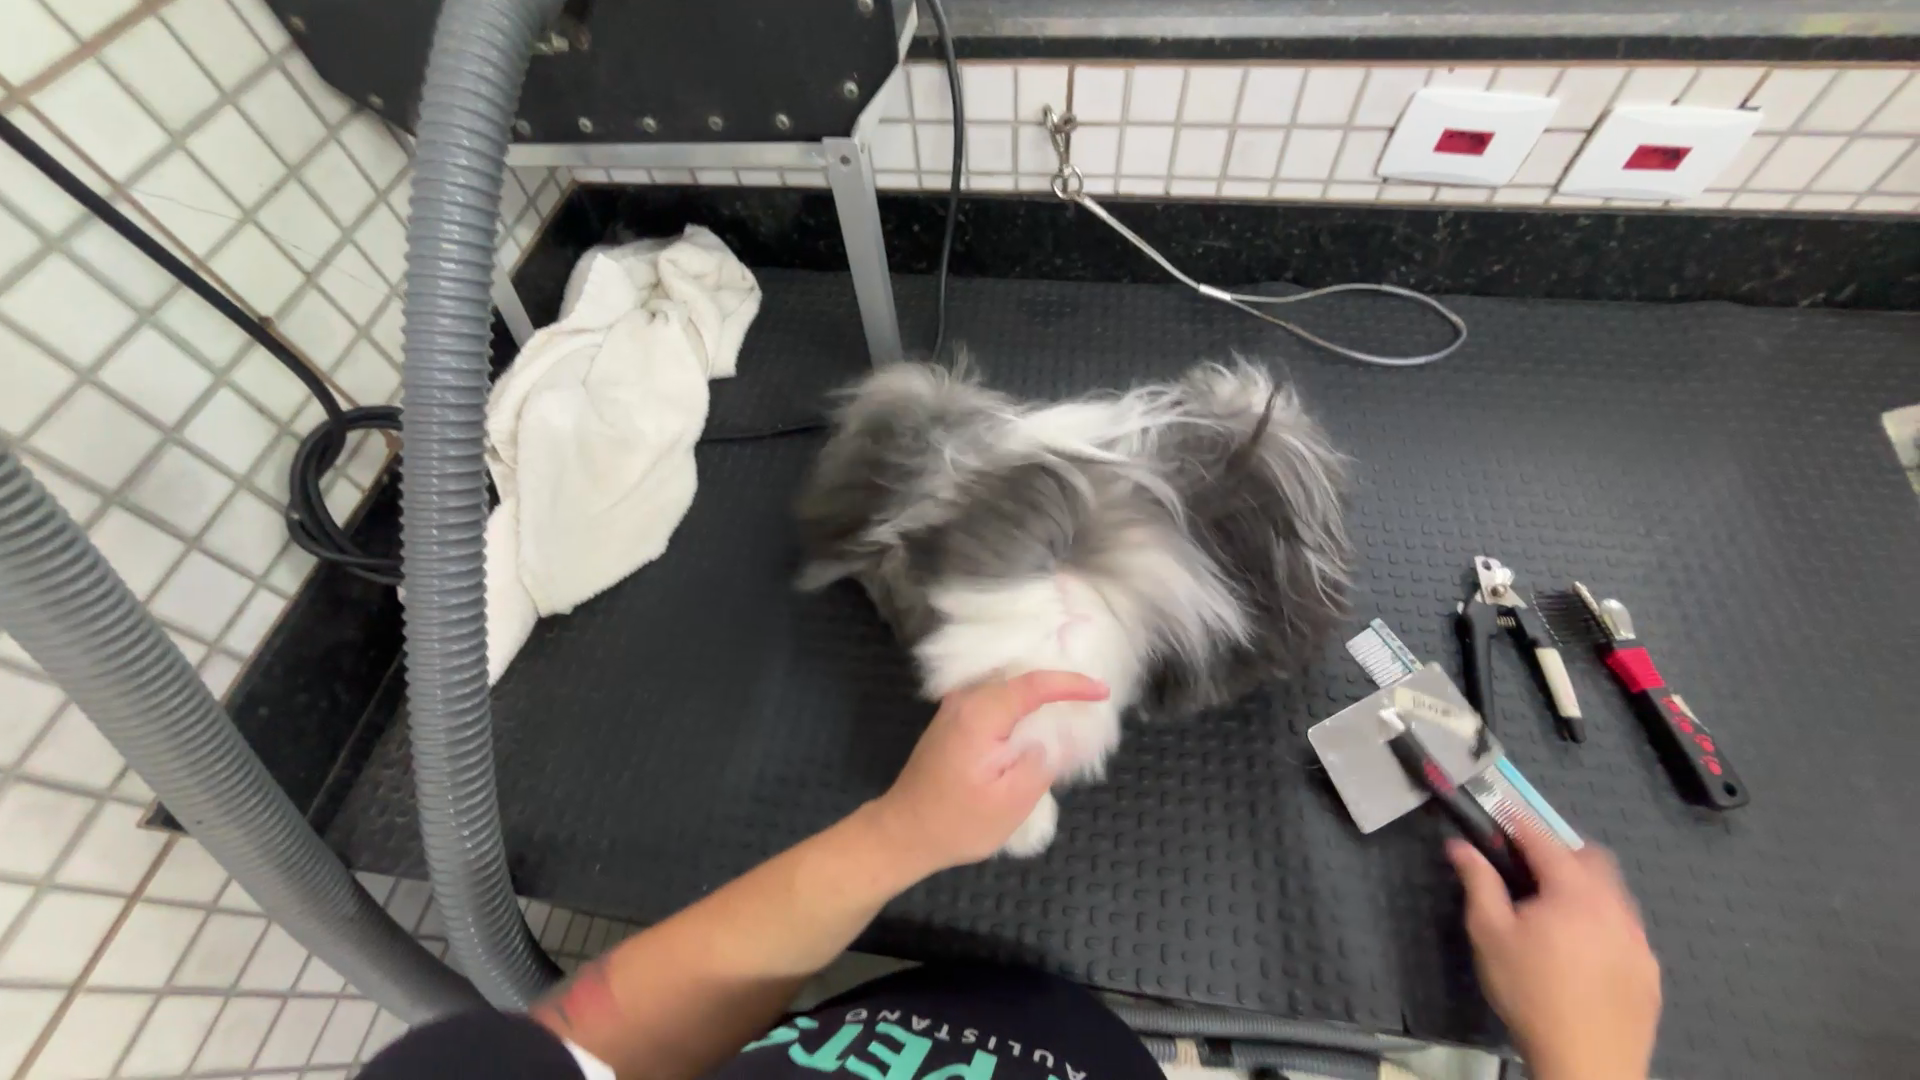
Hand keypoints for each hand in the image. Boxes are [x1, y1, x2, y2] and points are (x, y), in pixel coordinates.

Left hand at [867, 671, 1108, 874]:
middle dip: (1058, 685)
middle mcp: (964, 700)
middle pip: (1020, 679)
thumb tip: (1066, 734)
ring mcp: (955, 707)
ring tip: (1073, 705)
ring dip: (1039, 694)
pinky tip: (1038, 719)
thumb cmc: (957, 822)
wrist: (904, 832)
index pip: (1034, 684)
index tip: (1103, 691)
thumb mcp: (1011, 801)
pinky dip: (1021, 704)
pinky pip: (995, 699)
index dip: (1072, 684)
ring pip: (1007, 687)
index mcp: (980, 714)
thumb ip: (1043, 762)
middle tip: (1094, 697)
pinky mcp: (953, 719)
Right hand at [1449, 831, 1661, 1079]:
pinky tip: (1578, 943)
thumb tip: (1460, 845)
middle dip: (1559, 849)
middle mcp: (1615, 908)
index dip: (1519, 822)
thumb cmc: (1529, 990)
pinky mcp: (1650, 970)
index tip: (1499, 813)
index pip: (1545, 840)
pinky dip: (1600, 916)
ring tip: (1550, 903)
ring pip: (1613, 892)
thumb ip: (1478, 882)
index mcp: (1574, 893)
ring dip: (1583, 883)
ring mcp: (1639, 940)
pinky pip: (1626, 925)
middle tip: (1525, 861)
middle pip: (1592, 858)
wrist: (1587, 1063)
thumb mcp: (1489, 932)